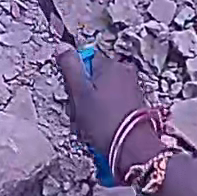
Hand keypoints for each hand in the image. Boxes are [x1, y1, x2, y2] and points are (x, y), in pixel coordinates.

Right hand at [55, 48, 157, 173]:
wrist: (132, 149)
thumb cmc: (104, 121)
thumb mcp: (80, 93)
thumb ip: (70, 67)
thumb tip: (62, 46)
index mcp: (110, 65)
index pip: (84, 59)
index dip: (74, 75)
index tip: (71, 91)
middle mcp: (124, 73)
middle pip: (92, 77)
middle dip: (82, 94)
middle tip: (78, 111)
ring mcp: (130, 89)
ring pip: (99, 93)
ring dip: (90, 107)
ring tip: (87, 124)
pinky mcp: (133, 106)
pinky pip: (110, 105)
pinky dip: (102, 115)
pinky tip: (98, 129)